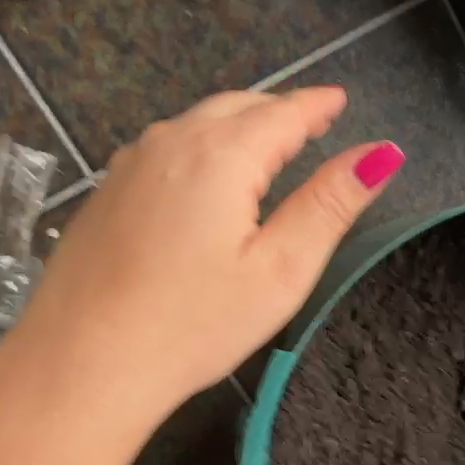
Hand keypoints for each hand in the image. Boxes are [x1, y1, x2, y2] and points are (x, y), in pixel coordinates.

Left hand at [15, 88, 402, 408]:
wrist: (81, 365)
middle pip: (237, 106)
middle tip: (312, 123)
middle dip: (279, 109)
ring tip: (267, 145)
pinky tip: (206, 179)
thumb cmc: (195, 324)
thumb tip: (383, 153)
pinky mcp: (105, 192)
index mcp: (221, 155)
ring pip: (197, 123)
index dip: (317, 104)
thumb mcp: (281, 269)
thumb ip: (331, 204)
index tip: (339, 99)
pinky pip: (166, 148)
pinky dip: (202, 146)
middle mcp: (170, 142)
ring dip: (238, 125)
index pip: (283, 112)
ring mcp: (129, 164)